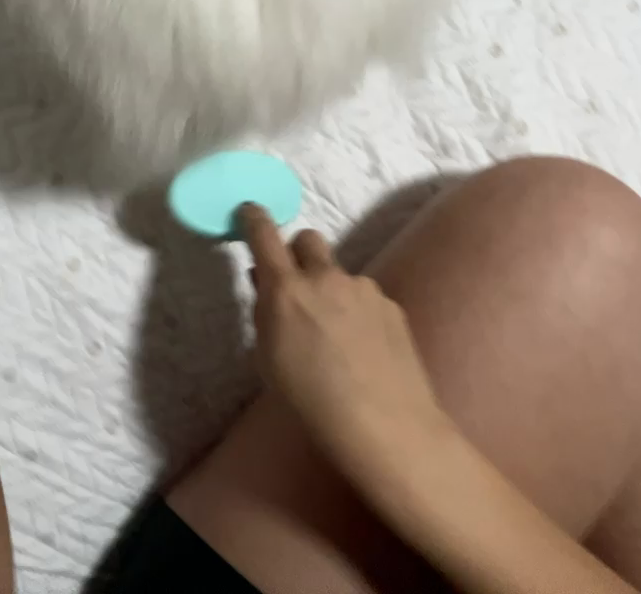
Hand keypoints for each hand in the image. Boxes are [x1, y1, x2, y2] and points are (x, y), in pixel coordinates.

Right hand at [239, 206, 455, 484]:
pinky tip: (363, 349)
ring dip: (331, 290)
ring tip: (337, 337)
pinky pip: (364, 296)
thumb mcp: (269, 359)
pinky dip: (357, 312)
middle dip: (298, 254)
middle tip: (297, 287)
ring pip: (339, 274)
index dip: (254, 218)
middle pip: (307, 239)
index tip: (250, 212)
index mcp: (286, 290)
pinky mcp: (391, 304)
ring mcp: (363, 288)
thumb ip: (266, 312)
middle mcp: (325, 278)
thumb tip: (266, 282)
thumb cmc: (312, 403)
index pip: (264, 234)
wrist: (387, 427)